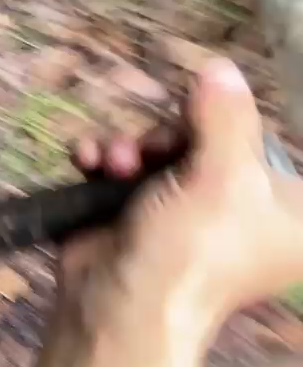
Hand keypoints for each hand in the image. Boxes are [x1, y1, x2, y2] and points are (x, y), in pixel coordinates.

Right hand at [62, 59, 302, 357]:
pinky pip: (114, 173)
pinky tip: (83, 161)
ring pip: (149, 155)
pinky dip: (96, 163)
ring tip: (105, 162)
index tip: (189, 133)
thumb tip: (217, 66)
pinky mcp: (125, 214)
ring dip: (121, 149)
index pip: (252, 142)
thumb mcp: (221, 178)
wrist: (120, 299)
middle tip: (143, 153)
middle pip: (195, 143)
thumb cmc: (192, 247)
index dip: (216, 128)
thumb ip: (222, 120)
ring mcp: (175, 212)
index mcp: (284, 206)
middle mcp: (233, 207)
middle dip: (159, 140)